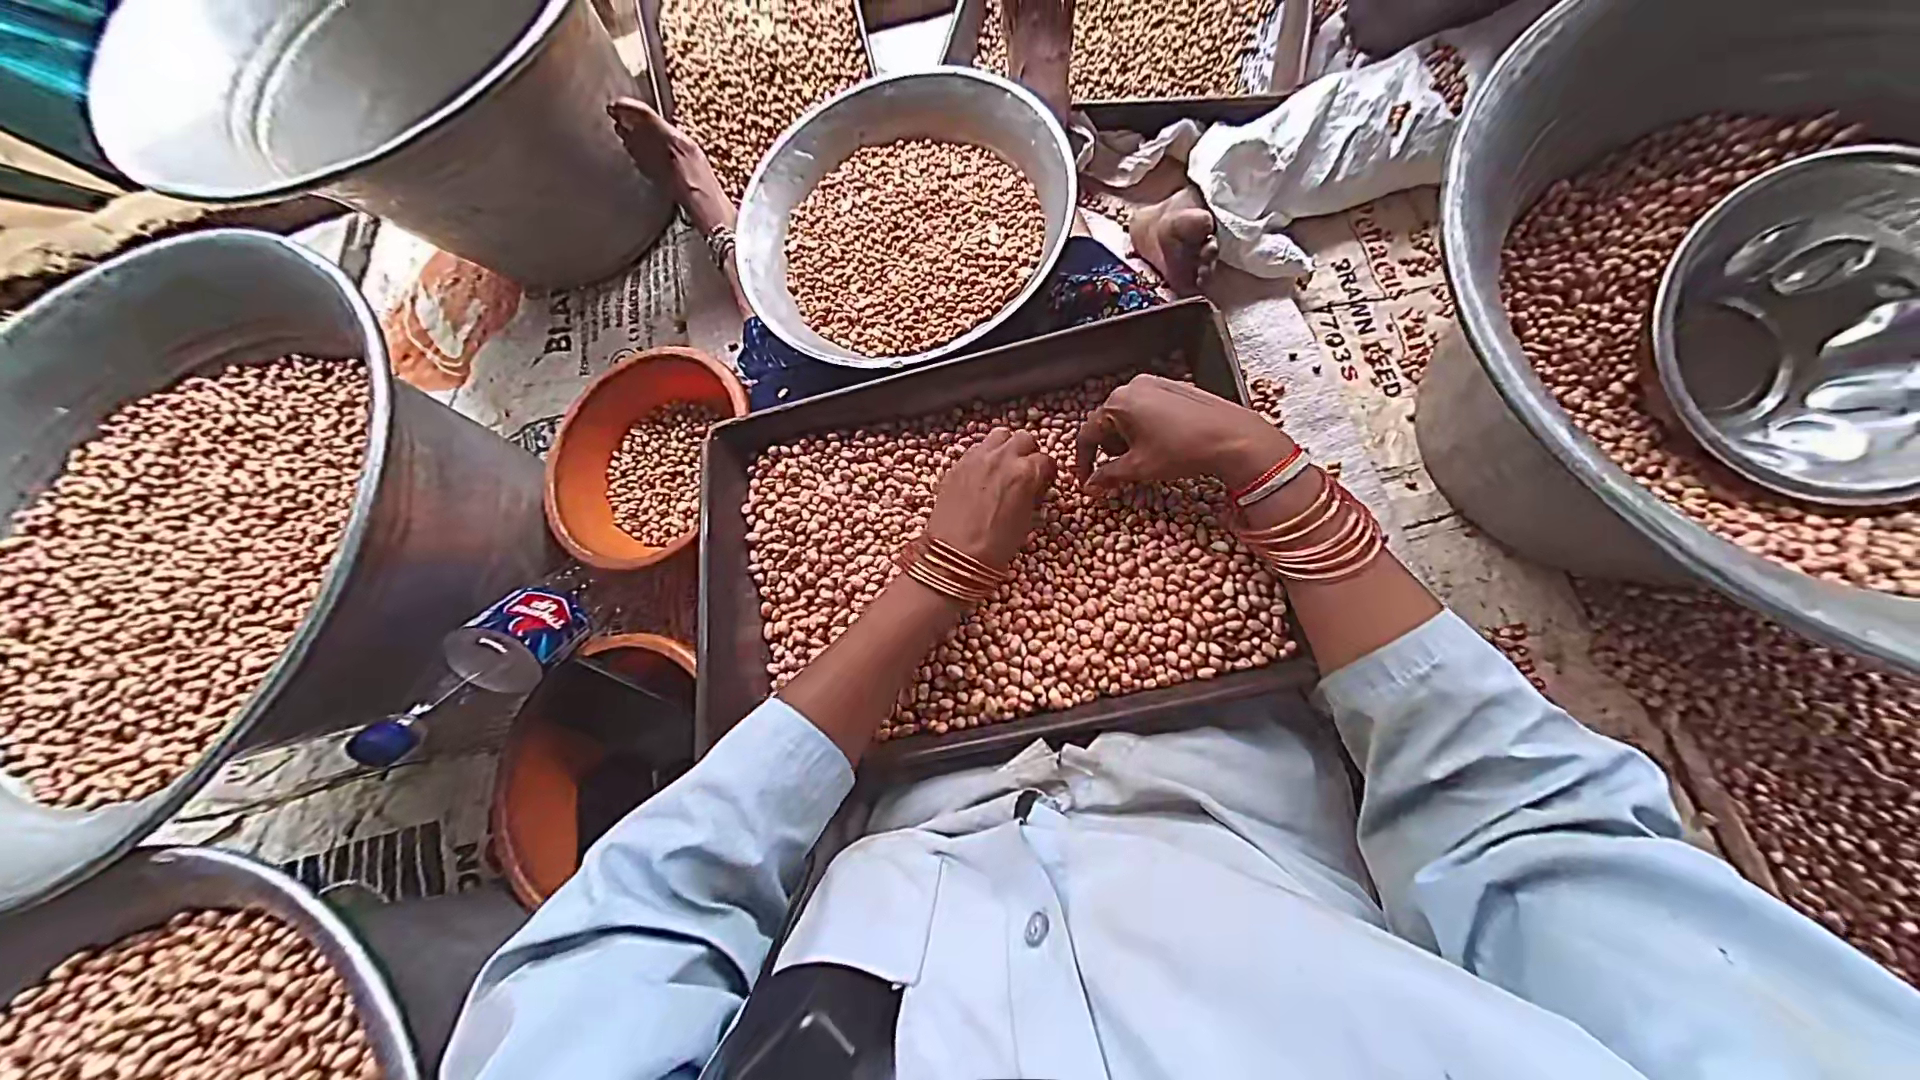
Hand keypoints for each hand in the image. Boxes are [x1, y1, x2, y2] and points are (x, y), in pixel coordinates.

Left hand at [925, 428, 1056, 568]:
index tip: (1045, 479)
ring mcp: (977, 458)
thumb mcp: (1026, 520)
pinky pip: (976, 449)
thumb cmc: (995, 545)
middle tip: (1026, 469)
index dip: (1047, 471)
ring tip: (1004, 465)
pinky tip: (984, 473)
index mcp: (1025, 473)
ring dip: (1006, 447)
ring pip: (999, 436)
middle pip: (1024, 439)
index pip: (1045, 460)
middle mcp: (1002, 458)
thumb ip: (1033, 494)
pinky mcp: (957, 464)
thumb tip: (1035, 486)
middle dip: (1029, 452)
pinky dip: (985, 456)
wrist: (956, 555)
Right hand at [1073, 374, 1293, 491]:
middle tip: (1120, 471)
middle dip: (1109, 449)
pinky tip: (1161, 445)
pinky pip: (1148, 408)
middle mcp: (1133, 386)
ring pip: (1128, 415)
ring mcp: (1156, 383)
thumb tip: (1091, 484)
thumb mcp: (1139, 468)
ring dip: (1128, 439)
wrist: (1233, 438)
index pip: (1087, 434)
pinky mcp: (1175, 387)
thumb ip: (1108, 475)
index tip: (1087, 478)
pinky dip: (1146, 428)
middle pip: (1107, 422)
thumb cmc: (1182, 451)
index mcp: (1118, 403)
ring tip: (1144, 458)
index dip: (1084, 461)